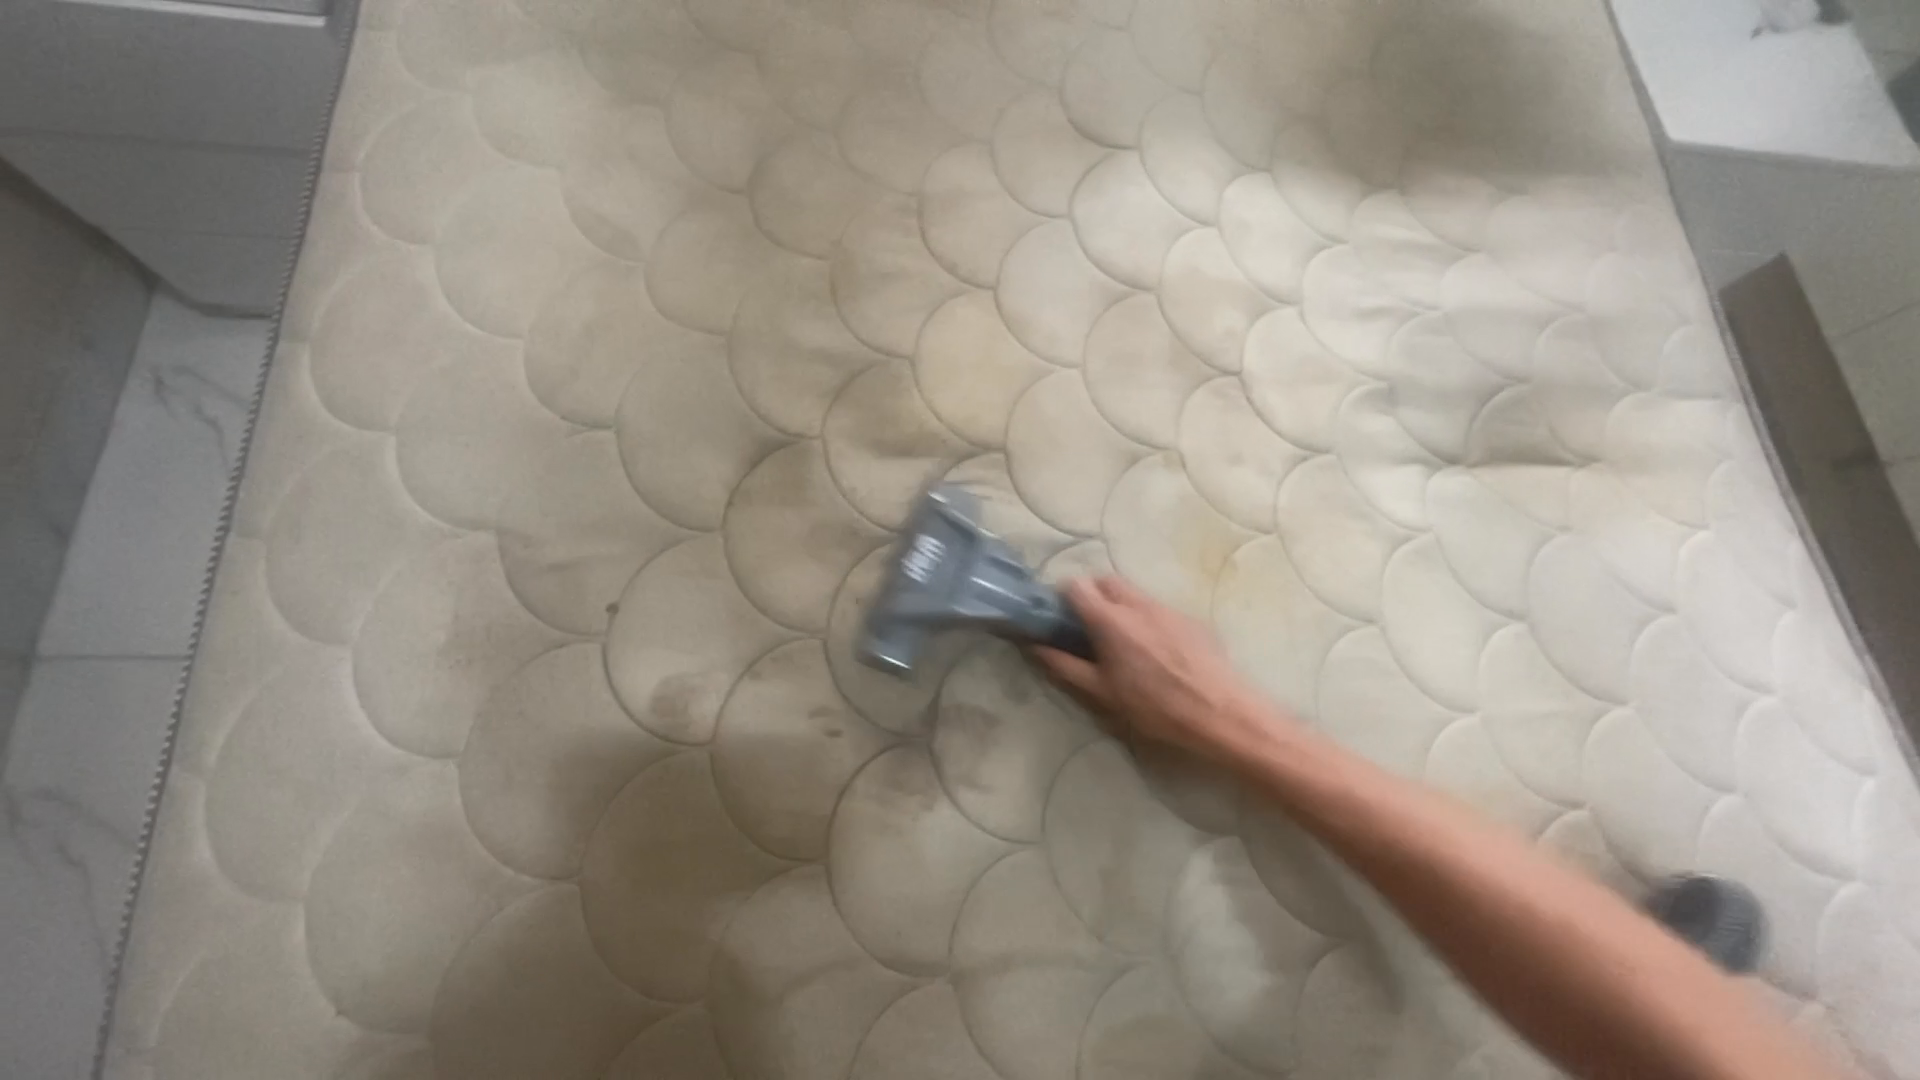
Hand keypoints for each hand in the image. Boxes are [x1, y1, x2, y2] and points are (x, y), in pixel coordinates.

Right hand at [1030, 576, 1285, 764]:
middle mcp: (1136, 603)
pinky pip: (1157, 607)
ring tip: (1123, 641)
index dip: (1063, 598)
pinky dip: (1146, 617)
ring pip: (1133, 592)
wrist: (1220, 711)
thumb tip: (1035, 646)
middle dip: (1092, 595)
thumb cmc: (1154, 706)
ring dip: (1119, 605)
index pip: (1076, 586)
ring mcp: (1165, 607)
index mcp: (1109, 619)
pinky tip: (1155, 650)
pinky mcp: (1189, 618)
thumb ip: (1064, 666)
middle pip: (1105, 580)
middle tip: (1089, 628)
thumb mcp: (1102, 693)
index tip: (1061, 620)